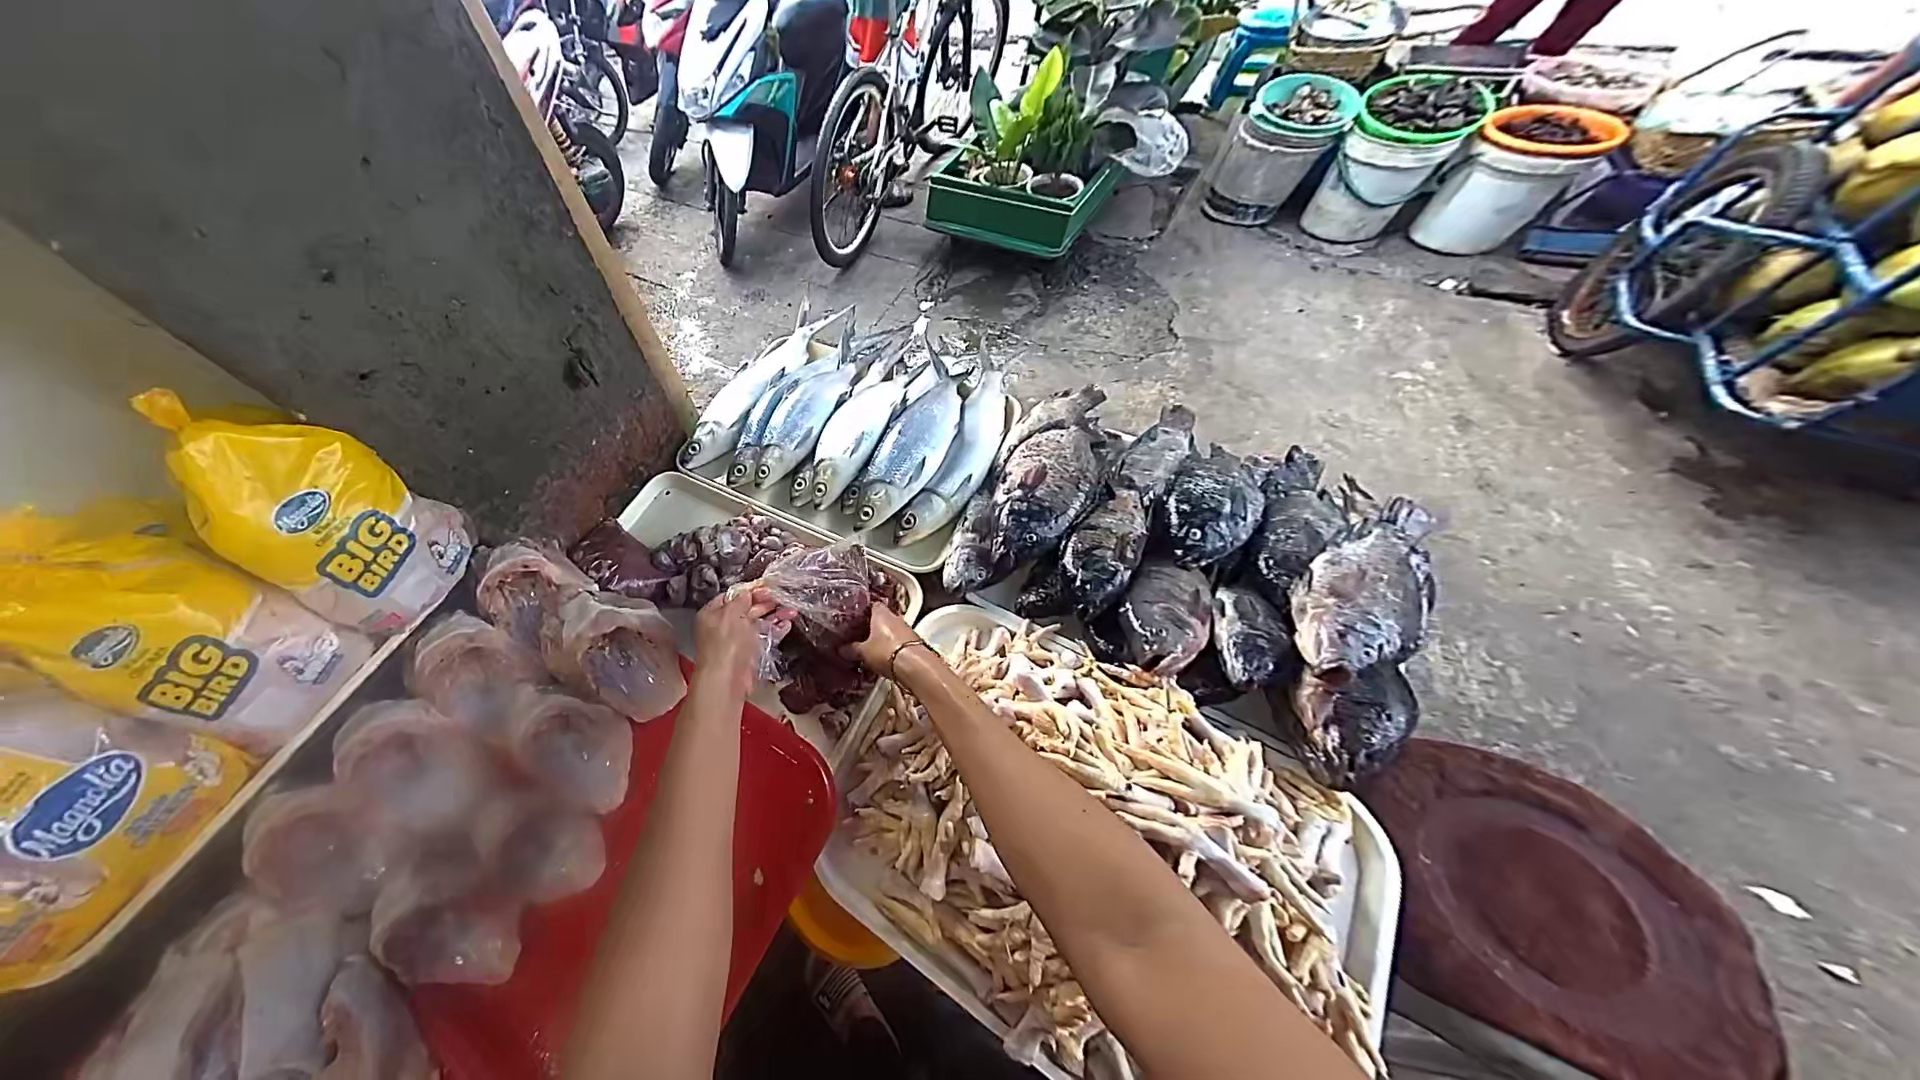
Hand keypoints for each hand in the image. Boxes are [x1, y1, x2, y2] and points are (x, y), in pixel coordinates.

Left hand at [694, 586, 787, 694]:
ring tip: (791, 610)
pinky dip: (776, 629)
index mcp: (713, 614)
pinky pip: (765, 636)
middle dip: (766, 603)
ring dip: (775, 615)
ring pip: (759, 622)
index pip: (733, 596)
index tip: (767, 587)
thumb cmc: (724, 645)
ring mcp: (738, 639)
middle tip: (782, 597)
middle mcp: (724, 626)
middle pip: (747, 608)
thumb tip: (748, 592)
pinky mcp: (750, 652)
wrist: (727, 680)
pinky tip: (787, 623)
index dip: (750, 591)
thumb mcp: (731, 614)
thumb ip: (741, 600)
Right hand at [846, 604, 925, 677]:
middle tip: (861, 636)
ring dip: (884, 638)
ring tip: (871, 649)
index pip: (872, 605)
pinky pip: (899, 643)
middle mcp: (896, 618)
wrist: (915, 666)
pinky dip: (892, 648)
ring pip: (892, 631)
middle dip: (873, 627)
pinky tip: (885, 658)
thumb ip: (851, 649)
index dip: (864, 611)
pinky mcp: (914, 644)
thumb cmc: (888, 652)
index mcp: (882, 613)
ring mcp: (907, 631)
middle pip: (883, 619)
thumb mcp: (863, 652)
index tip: (856, 617)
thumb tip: (842, 650)